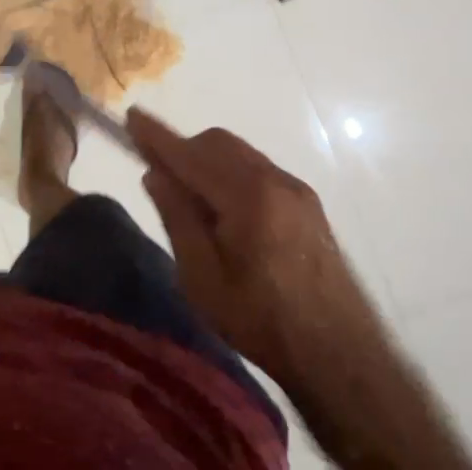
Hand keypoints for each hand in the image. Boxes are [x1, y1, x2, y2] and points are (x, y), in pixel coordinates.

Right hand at [126, 111, 384, 386]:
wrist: (341, 356)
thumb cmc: (261, 321)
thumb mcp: (202, 277)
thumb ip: (177, 218)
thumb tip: (156, 175)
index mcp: (247, 196)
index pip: (189, 154)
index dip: (156, 136)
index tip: (130, 116)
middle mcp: (275, 181)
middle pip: (217, 143)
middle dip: (183, 149)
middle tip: (159, 176)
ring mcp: (297, 191)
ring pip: (240, 154)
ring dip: (208, 162)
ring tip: (192, 202)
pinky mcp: (309, 206)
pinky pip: (259, 170)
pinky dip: (232, 174)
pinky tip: (226, 212)